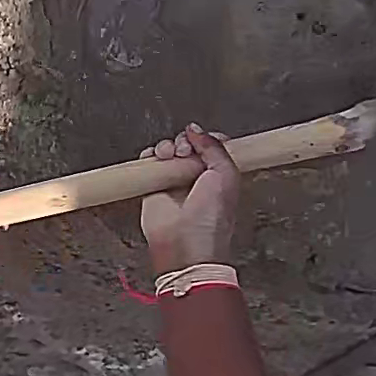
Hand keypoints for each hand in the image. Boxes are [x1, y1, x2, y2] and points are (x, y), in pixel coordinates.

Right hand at [139, 124, 239, 274]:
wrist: (185, 245)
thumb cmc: (211, 219)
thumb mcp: (226, 175)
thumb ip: (214, 147)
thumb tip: (195, 130)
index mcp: (219, 175)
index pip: (210, 145)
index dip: (205, 137)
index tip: (201, 138)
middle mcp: (196, 177)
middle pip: (187, 144)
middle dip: (185, 141)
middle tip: (185, 151)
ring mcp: (175, 182)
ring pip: (168, 150)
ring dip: (168, 147)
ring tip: (170, 156)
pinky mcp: (154, 188)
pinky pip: (149, 163)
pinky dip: (150, 156)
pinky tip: (156, 159)